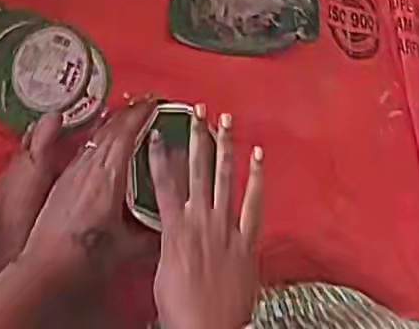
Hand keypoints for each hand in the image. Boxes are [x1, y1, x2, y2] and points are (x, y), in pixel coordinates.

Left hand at [18, 100, 156, 288]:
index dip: (142, 113)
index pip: (128, 131)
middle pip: (113, 127)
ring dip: (116, 120)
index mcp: (110, 175)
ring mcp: (75, 170)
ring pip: (99, 134)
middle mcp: (91, 166)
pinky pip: (87, 146)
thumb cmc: (85, 260)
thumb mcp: (125, 248)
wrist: (44, 270)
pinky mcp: (64, 179)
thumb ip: (149, 235)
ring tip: (130, 114)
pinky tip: (104, 139)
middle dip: (132, 110)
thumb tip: (169, 227)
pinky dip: (101, 135)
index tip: (156, 100)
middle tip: (148, 101)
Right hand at [151, 110, 263, 328]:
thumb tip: (171, 226)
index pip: (165, 182)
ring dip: (225, 145)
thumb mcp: (162, 271)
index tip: (160, 131)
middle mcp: (200, 218)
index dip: (161, 155)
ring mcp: (225, 226)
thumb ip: (169, 241)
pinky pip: (253, 203)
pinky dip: (256, 178)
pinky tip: (258, 156)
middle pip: (198, 168)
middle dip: (198, 136)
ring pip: (224, 176)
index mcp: (175, 227)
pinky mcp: (246, 239)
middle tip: (199, 110)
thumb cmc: (179, 309)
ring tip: (226, 120)